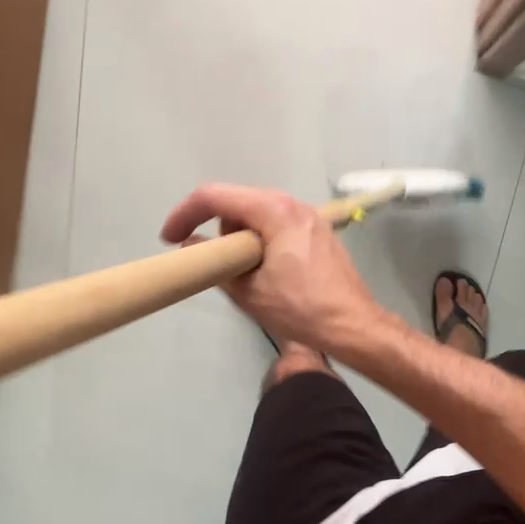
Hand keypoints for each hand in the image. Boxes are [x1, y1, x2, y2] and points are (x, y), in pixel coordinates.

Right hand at [161, 183, 390, 350]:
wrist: (354, 326)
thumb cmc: (301, 309)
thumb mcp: (248, 291)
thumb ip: (214, 263)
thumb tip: (192, 246)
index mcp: (274, 211)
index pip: (215, 196)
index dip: (185, 214)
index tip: (170, 238)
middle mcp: (294, 205)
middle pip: (238, 203)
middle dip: (219, 229)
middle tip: (217, 263)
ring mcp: (311, 218)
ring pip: (260, 216)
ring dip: (242, 238)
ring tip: (245, 273)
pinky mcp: (321, 235)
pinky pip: (280, 228)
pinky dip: (264, 242)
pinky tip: (268, 273)